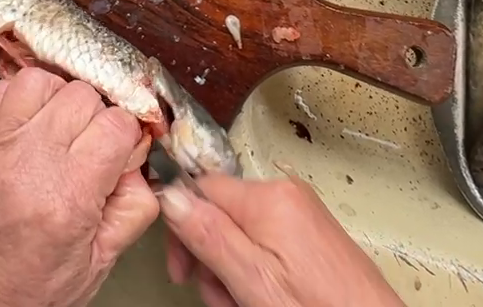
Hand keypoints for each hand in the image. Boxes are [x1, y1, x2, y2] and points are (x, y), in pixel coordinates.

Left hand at [0, 68, 158, 306]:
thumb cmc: (33, 293)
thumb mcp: (100, 262)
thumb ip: (134, 204)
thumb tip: (140, 157)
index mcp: (68, 197)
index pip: (117, 125)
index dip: (127, 137)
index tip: (121, 155)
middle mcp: (31, 162)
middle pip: (83, 94)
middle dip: (97, 117)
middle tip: (91, 148)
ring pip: (45, 80)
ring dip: (61, 99)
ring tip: (61, 131)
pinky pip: (6, 87)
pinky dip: (26, 95)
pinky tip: (35, 123)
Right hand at [157, 174, 404, 306]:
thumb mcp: (252, 280)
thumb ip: (208, 234)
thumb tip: (168, 192)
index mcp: (268, 196)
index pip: (201, 187)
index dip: (182, 226)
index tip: (181, 270)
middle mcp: (286, 192)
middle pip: (222, 211)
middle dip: (212, 256)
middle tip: (222, 299)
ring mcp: (303, 212)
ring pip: (243, 231)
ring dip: (233, 269)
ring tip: (247, 304)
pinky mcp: (314, 234)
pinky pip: (268, 240)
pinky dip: (257, 269)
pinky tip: (265, 298)